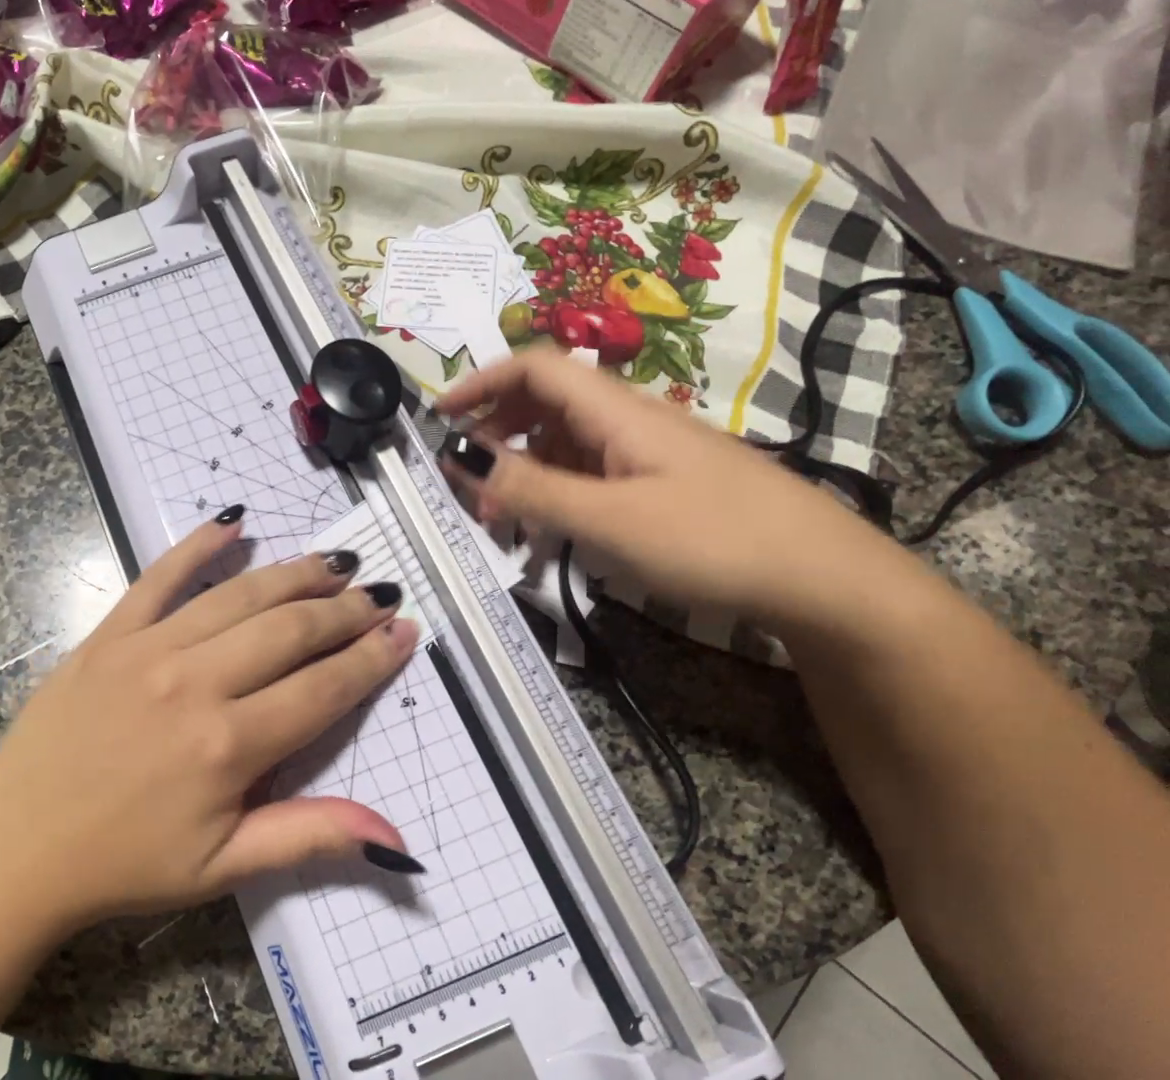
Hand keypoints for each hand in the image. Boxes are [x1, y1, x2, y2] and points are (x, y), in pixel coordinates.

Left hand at [0, 509, 420, 935]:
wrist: (17, 847)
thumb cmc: (123, 864)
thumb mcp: (221, 868)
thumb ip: (309, 838)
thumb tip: (398, 839)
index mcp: (229, 745)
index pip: (323, 688)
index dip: (371, 659)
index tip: (405, 632)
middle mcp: (195, 683)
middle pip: (290, 631)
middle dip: (344, 611)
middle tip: (380, 595)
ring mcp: (147, 649)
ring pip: (239, 596)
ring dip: (294, 575)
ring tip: (334, 564)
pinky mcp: (108, 635)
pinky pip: (159, 577)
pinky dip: (197, 545)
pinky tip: (232, 521)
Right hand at [435, 347, 904, 629]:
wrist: (822, 579)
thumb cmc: (713, 541)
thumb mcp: (608, 520)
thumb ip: (530, 488)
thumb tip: (459, 455)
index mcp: (617, 413)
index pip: (534, 368)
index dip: (480, 381)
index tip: (436, 418)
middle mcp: (628, 422)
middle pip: (543, 404)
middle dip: (493, 436)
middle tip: (463, 487)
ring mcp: (647, 454)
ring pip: (563, 445)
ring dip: (521, 475)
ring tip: (500, 526)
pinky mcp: (660, 485)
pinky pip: (588, 476)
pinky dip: (554, 497)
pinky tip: (547, 537)